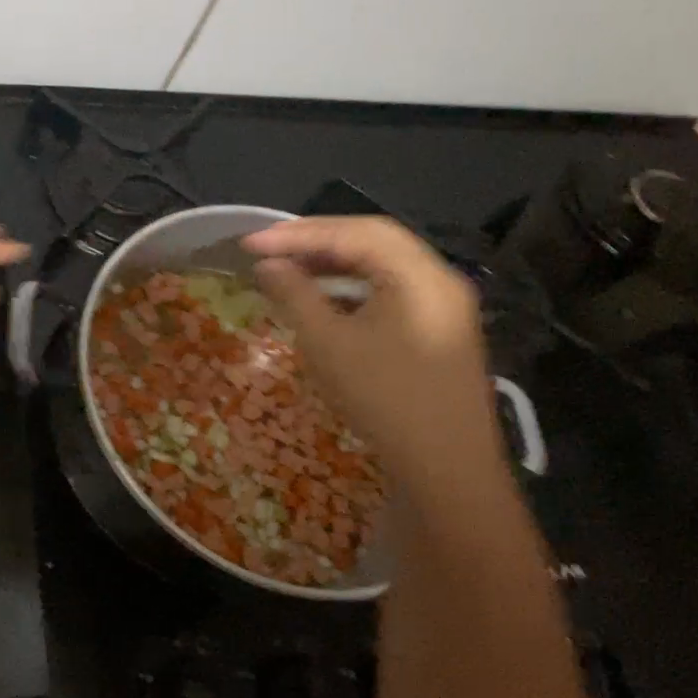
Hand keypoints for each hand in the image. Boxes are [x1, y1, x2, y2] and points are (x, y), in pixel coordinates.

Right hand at [241, 217, 501, 477]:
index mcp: (420, 275)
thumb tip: (268, 265)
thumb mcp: (328, 343)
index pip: (356, 232)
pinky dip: (352, 285)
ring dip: (333, 262)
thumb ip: (295, 295)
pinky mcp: (438, 331)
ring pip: (383, 266)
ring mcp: (444, 307)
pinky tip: (321, 299)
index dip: (299, 232)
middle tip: (266, 249)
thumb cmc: (383, 397)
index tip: (250, 244)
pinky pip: (390, 290)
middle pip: (374, 241)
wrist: (446, 466)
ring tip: (286, 270)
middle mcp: (439, 280)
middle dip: (316, 240)